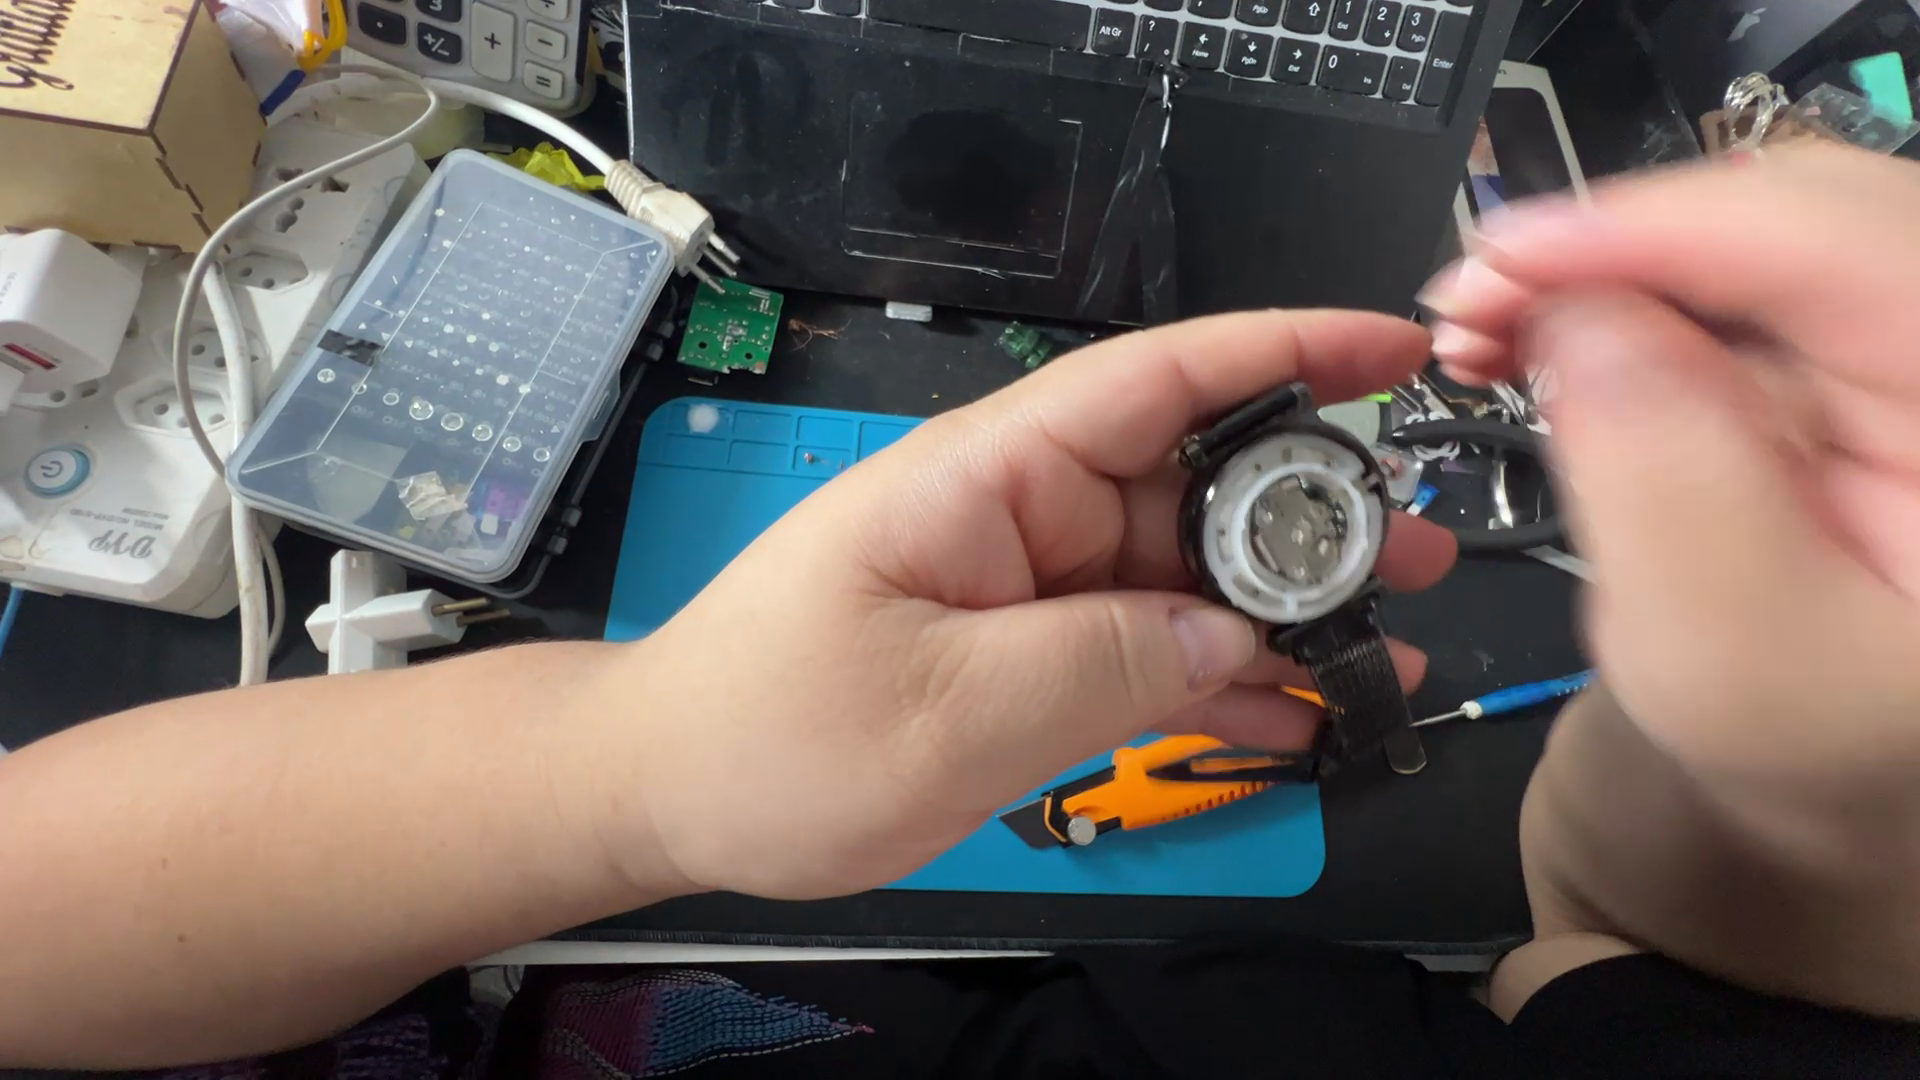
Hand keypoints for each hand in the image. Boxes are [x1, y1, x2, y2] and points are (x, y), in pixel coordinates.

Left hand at [590, 312, 1455, 899]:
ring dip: (1276, 610)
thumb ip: (1101, 666)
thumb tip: (1228, 638)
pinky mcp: (1023, 650)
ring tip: (1385, 644)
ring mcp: (1025, 587)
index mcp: (985, 480)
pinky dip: (1213, 676)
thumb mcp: (947, 709)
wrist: (680, 786)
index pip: (1150, 382)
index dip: (1278, 351)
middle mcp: (1015, 516)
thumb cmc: (772, 736)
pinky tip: (1293, 705)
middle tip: (1418, 554)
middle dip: (1305, 514)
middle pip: (1184, 485)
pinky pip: (1137, 648)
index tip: (1389, 351)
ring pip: (1175, 578)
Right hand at [1419, 144, 1919, 794]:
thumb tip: (1575, 326)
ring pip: (1739, 243)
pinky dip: (1597, 307)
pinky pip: (1707, 293)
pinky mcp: (1837, 363)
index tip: (1493, 258)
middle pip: (1797, 216)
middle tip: (1464, 310)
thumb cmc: (1787, 732)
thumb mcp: (1715, 640)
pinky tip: (1525, 343)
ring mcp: (1906, 355)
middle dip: (1604, 247)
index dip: (1655, 229)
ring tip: (1476, 336)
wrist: (1822, 756)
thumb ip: (1659, 482)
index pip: (1850, 251)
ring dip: (1587, 277)